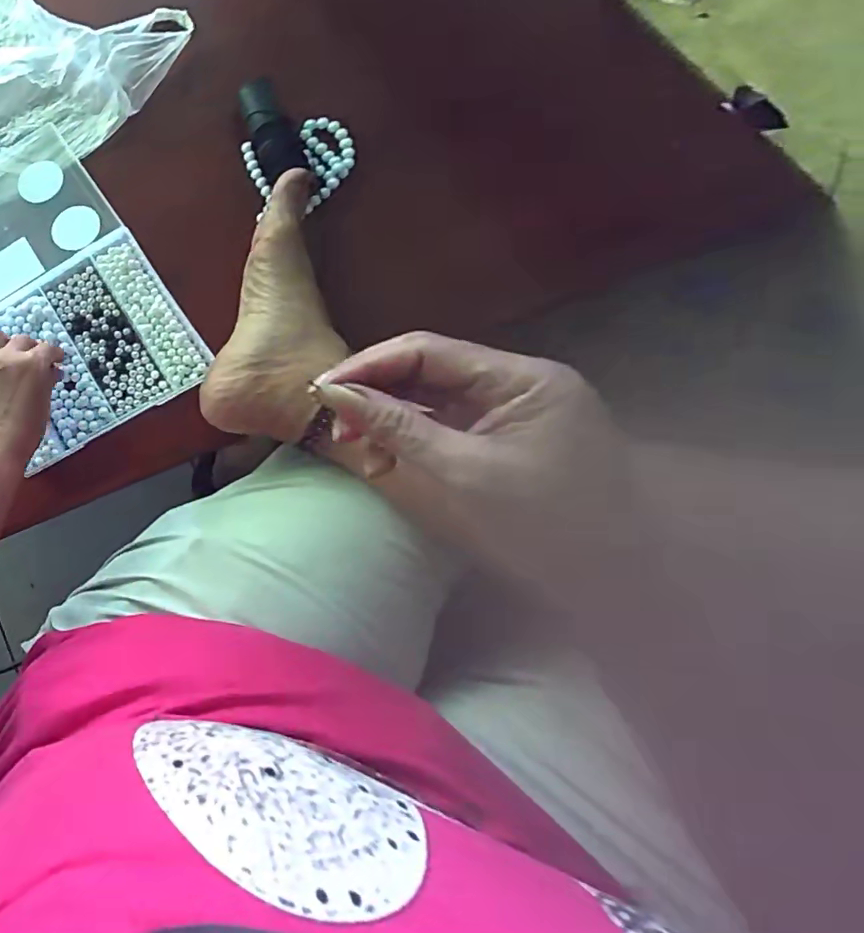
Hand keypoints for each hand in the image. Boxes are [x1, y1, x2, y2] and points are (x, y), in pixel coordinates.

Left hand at [0, 329, 62, 462]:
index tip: (56, 360)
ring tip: (5, 349)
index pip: (48, 348)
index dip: (54, 354)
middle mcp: (10, 356)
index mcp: (34, 363)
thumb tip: (52, 369)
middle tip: (32, 359)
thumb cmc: (27, 428)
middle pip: (23, 340)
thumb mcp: (45, 402)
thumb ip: (47, 380)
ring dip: (3, 340)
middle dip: (31, 348)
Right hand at [311, 332, 637, 584]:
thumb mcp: (459, 470)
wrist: (613, 581)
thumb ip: (394, 425)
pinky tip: (384, 459)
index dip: (365, 367)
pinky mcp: (496, 435)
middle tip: (335, 426)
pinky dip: (402, 436)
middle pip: (422, 368)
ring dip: (382, 417)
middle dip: (371, 393)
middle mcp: (515, 383)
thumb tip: (331, 393)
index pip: (425, 351)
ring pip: (424, 395)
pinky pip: (435, 421)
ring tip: (359, 449)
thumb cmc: (544, 522)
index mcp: (521, 379)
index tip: (319, 393)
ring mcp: (507, 409)